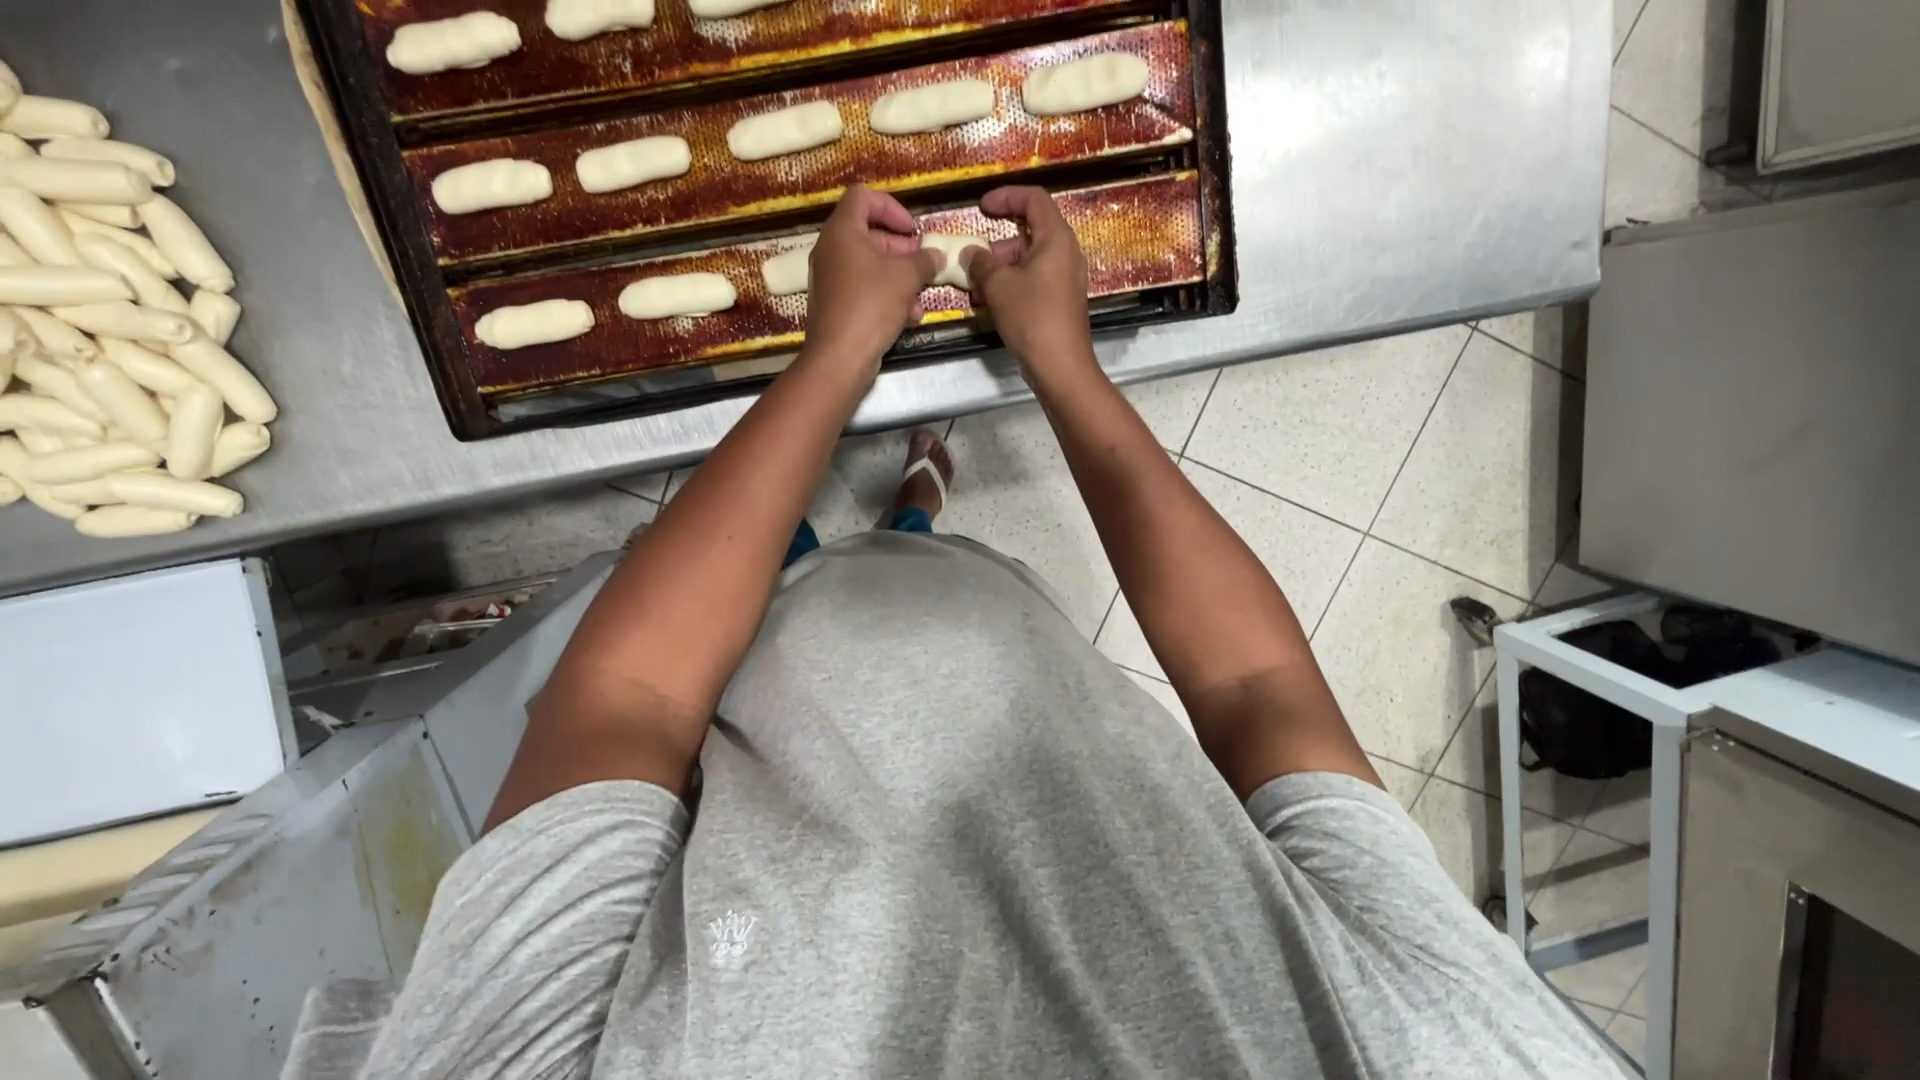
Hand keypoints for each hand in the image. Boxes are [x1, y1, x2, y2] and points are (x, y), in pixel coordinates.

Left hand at [801, 184, 941, 381]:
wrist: (839, 357)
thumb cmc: (871, 305)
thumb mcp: (906, 277)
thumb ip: (924, 261)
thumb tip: (936, 257)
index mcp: (842, 231)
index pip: (863, 196)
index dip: (892, 207)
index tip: (913, 230)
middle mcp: (831, 250)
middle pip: (869, 233)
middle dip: (901, 247)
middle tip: (923, 262)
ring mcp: (832, 278)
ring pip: (871, 265)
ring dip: (900, 276)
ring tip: (921, 293)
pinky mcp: (836, 304)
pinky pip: (864, 288)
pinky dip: (887, 295)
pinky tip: (909, 315)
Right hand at [961, 186, 1093, 377]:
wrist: (1060, 365)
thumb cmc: (1032, 317)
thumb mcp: (998, 286)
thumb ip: (981, 263)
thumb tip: (970, 253)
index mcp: (1056, 238)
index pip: (1034, 199)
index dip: (1006, 196)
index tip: (982, 207)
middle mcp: (1066, 253)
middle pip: (1030, 230)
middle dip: (998, 242)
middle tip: (974, 259)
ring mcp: (1065, 277)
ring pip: (1028, 258)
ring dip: (1000, 267)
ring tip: (977, 286)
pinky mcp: (1060, 299)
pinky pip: (1033, 279)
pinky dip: (1011, 283)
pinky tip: (990, 301)